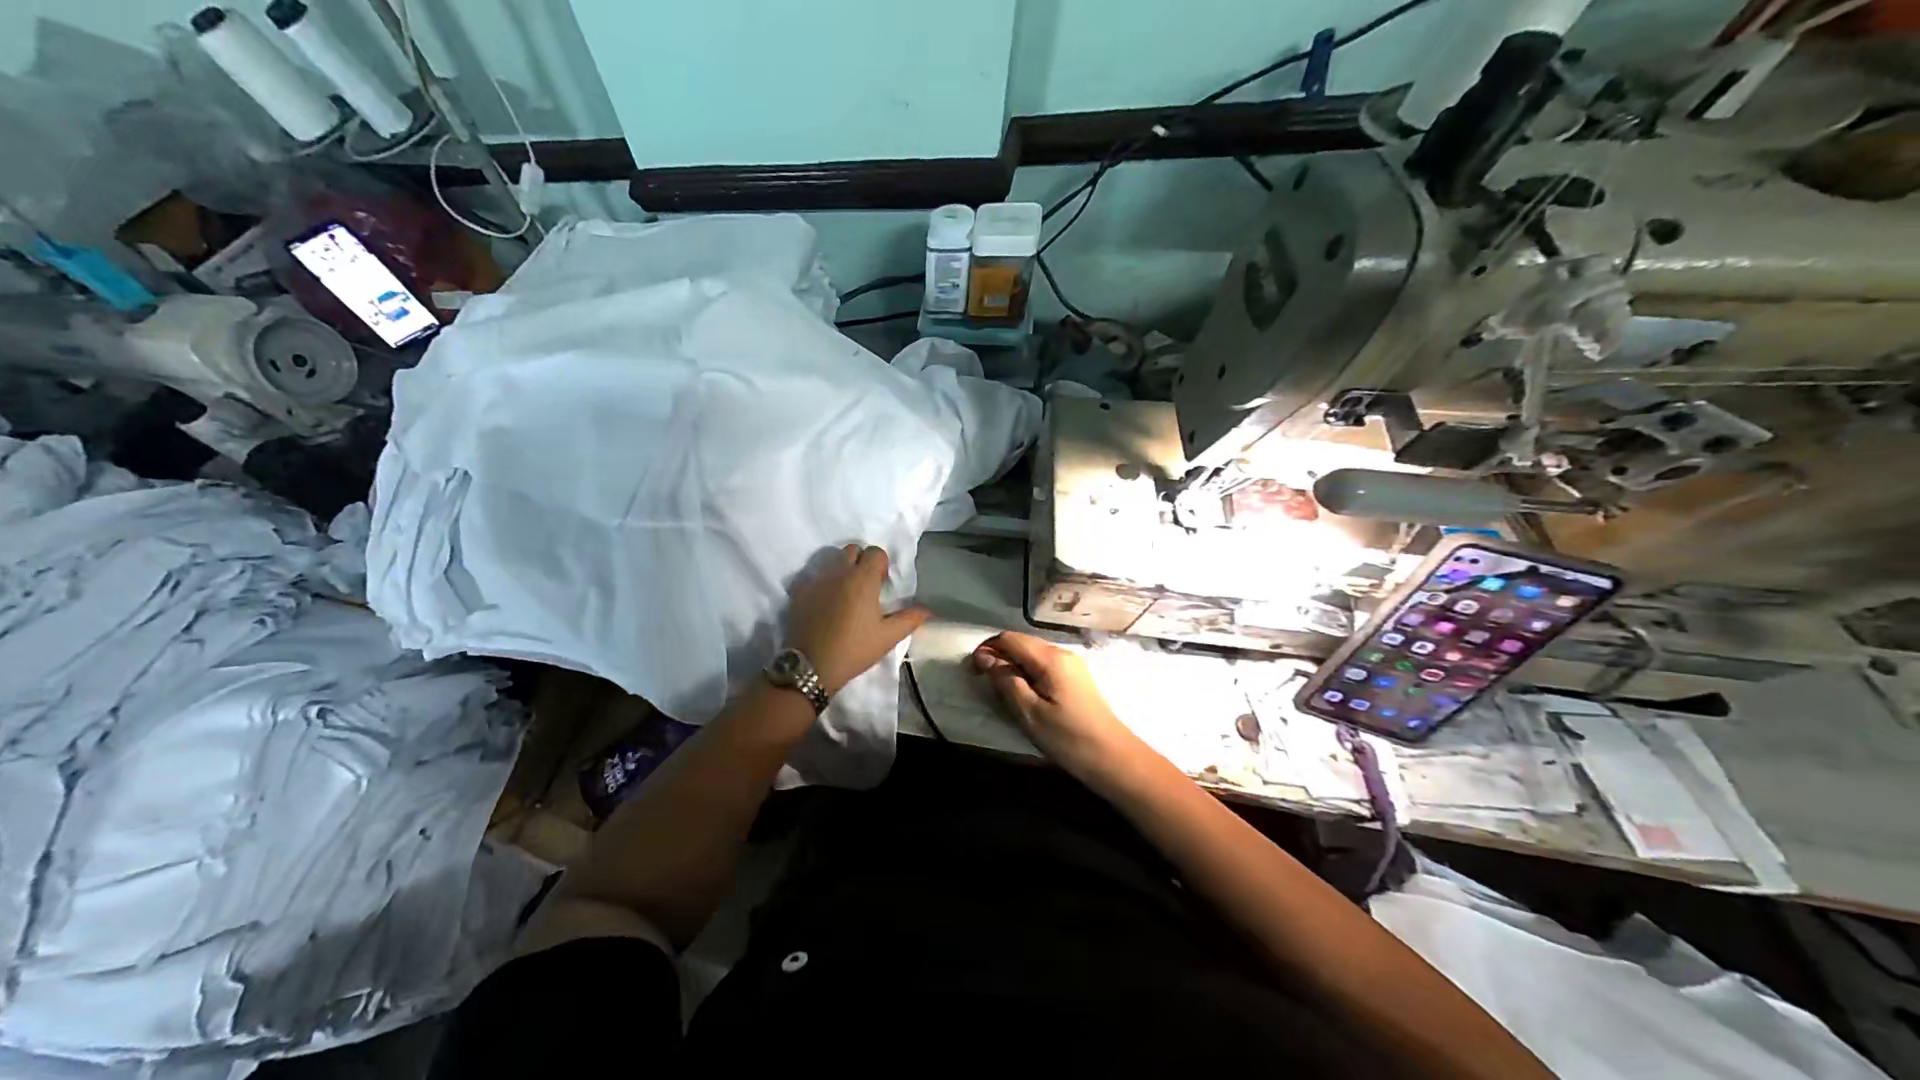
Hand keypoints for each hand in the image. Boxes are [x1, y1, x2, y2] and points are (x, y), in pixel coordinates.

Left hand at [785, 545, 930, 694]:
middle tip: (865, 587)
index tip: (881, 585)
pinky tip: (824, 603)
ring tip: (845, 594)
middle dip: (861, 561)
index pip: (875, 552)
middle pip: (852, 550)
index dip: (881, 564)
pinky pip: (813, 575)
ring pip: (831, 560)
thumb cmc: (854, 649)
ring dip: (841, 569)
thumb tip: (928, 609)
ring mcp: (816, 579)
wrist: (811, 666)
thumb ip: (910, 619)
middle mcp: (838, 572)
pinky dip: (822, 582)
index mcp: (863, 579)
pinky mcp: (799, 591)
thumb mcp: (887, 637)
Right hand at [971, 632, 1157, 787]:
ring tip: (1001, 689)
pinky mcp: (1077, 677)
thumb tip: (985, 657)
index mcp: (1050, 658)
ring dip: (1013, 664)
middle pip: (1022, 642)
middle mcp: (1062, 652)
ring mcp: (1072, 664)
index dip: (987, 649)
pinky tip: (1024, 691)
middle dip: (999, 655)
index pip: (1010, 638)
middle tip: (983, 680)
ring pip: (1033, 653)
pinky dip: (1028, 671)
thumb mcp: (1029, 712)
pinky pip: (1045, 664)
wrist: (1113, 758)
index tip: (973, 671)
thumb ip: (1006, 681)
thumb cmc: (1068, 738)